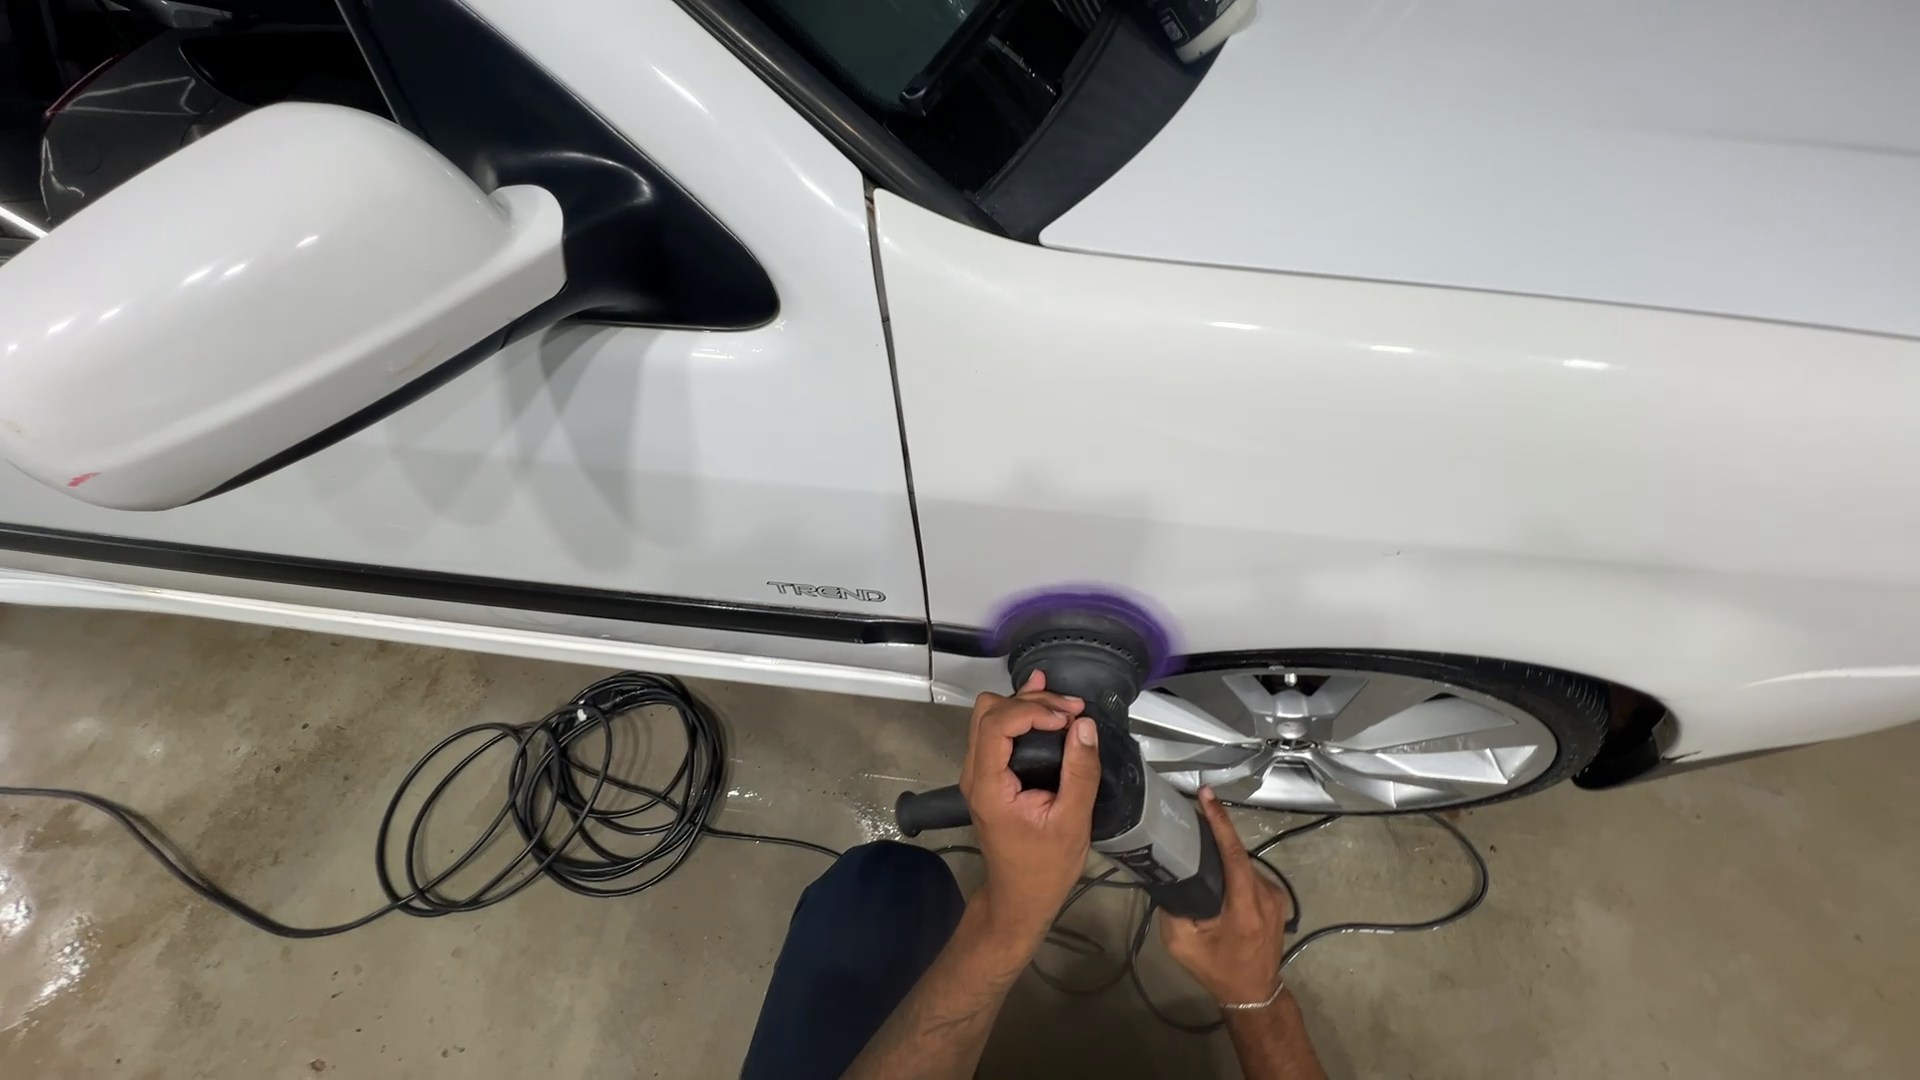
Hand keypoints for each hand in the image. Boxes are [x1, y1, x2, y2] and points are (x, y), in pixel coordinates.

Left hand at [958, 671, 1100, 944]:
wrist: (1021, 898)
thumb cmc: (1046, 867)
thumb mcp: (1073, 823)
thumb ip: (1079, 773)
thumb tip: (1085, 725)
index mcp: (989, 786)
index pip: (995, 725)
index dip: (1030, 710)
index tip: (1067, 718)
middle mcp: (974, 772)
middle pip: (989, 711)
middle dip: (1031, 702)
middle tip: (1072, 710)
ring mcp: (978, 771)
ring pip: (990, 715)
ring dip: (1026, 704)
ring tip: (1066, 709)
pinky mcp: (989, 772)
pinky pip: (997, 730)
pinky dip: (1022, 714)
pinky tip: (1047, 707)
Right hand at [1159, 787, 1290, 1004]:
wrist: (1254, 995)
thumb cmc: (1216, 968)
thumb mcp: (1182, 943)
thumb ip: (1174, 907)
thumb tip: (1167, 874)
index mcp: (1244, 908)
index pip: (1235, 855)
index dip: (1221, 823)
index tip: (1208, 795)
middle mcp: (1266, 897)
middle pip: (1238, 854)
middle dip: (1216, 835)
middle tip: (1191, 819)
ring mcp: (1276, 897)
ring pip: (1245, 863)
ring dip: (1224, 855)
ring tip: (1200, 849)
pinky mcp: (1278, 899)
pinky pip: (1251, 873)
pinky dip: (1234, 868)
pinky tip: (1218, 874)